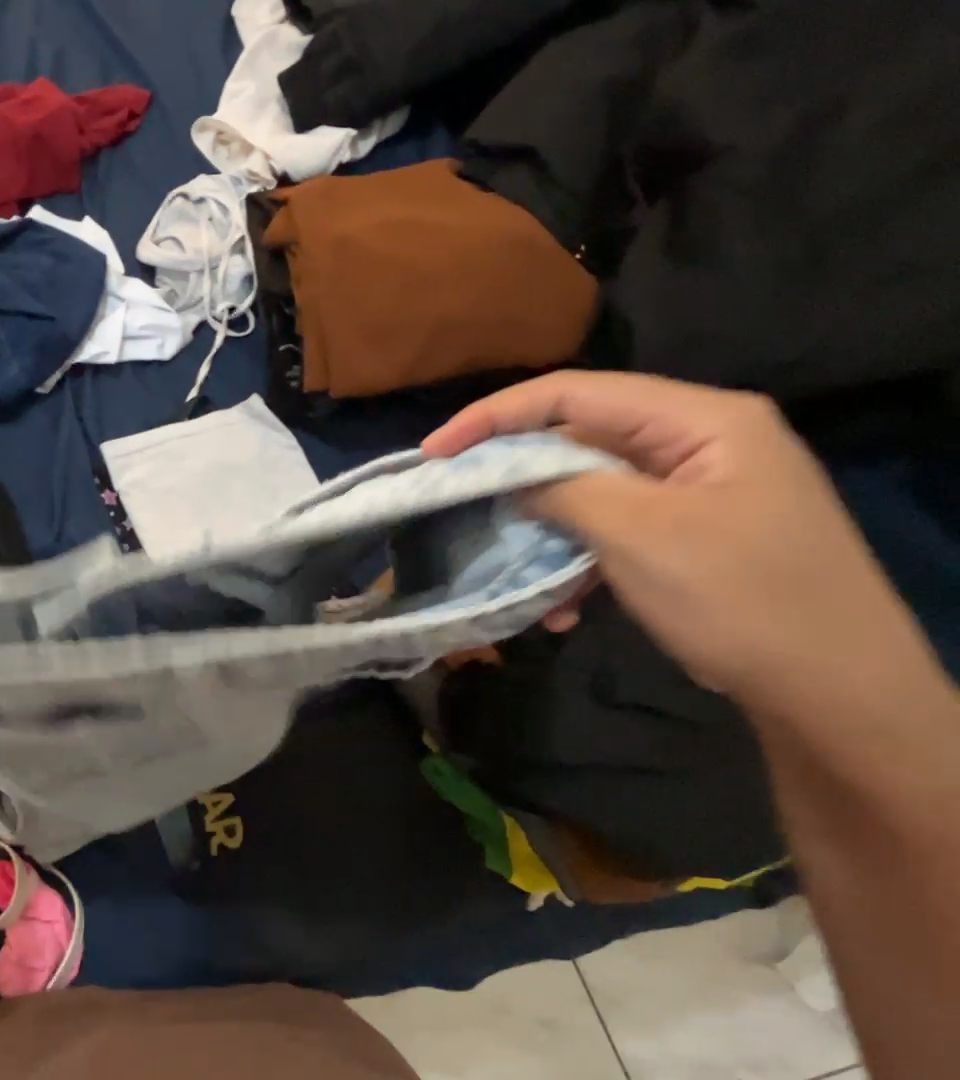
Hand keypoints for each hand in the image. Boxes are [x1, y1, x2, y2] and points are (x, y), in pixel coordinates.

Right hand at [423, 371, 937, 710]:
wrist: (834, 689)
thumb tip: (512, 480)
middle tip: (459, 501)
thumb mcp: (637, 534)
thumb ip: (562, 488)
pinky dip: (578, 559)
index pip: (575, 392)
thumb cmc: (738, 597)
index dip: (493, 416)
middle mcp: (700, 441)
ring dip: (546, 529)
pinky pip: (613, 527)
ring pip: (589, 487)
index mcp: (702, 421)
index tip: (434, 453)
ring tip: (512, 567)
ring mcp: (698, 488)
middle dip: (516, 473)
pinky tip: (564, 609)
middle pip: (579, 436)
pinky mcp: (692, 531)